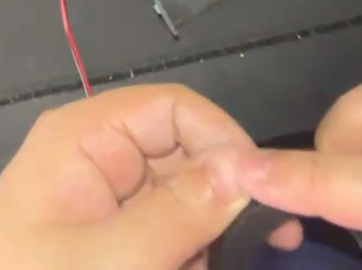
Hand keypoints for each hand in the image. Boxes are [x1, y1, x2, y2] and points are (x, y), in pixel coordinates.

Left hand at [0, 84, 301, 268]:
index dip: (223, 140)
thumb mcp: (107, 261)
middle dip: (224, 193)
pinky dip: (192, 250)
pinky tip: (205, 265)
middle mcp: (97, 156)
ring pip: (181, 196)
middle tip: (276, 240)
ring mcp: (104, 201)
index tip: (267, 194)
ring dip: (212, 230)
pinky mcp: (109, 240)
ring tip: (227, 261)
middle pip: (182, 151)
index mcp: (85, 136)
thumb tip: (246, 170)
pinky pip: (165, 231)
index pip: (171, 108)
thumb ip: (178, 214)